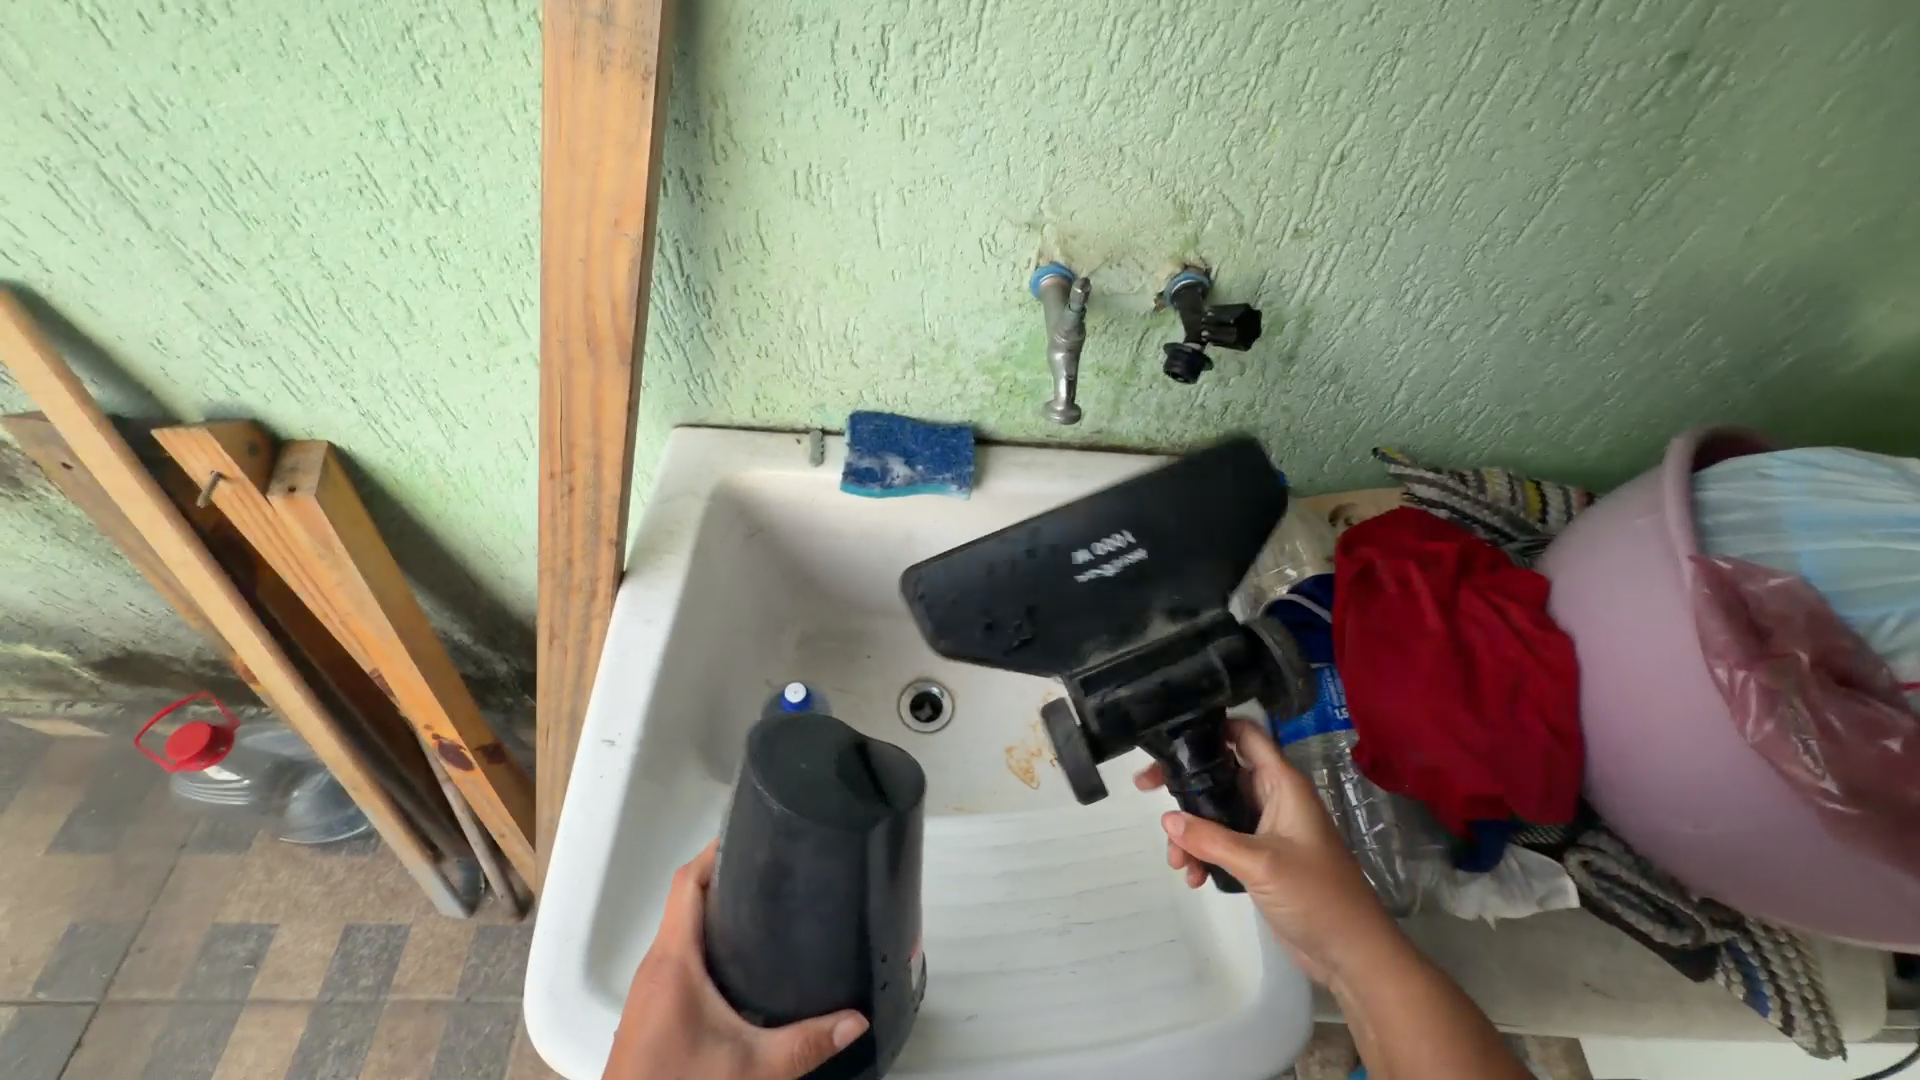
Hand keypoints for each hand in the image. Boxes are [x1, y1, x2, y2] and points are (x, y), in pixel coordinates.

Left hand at [602, 841, 868, 1079]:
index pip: (688, 883)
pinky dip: (706, 939)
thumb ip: (805, 1042)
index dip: (717, 851)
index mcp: (674, 962)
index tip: (752, 834)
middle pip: (686, 898)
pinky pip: (678, 953)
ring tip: (765, 900)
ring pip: (681, 927)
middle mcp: (656, 966)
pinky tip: (740, 955)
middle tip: (774, 865)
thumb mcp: (751, 1068)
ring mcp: (650, 987)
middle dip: (727, 875)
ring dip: (716, 908)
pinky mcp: (652, 1007)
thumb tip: (855, 1020)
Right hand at [1134, 718, 1402, 985]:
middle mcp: (1273, 798)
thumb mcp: (1260, 862)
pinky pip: (1221, 842)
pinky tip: (1194, 878)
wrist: (1353, 954)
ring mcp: (1266, 828)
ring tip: (1177, 861)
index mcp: (1282, 784)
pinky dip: (1203, 854)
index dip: (1211, 727)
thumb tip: (1166, 819)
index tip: (1171, 735)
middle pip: (1220, 774)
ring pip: (1215, 812)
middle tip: (1146, 788)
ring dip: (1191, 831)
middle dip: (1184, 785)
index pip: (1245, 735)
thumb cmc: (1317, 896)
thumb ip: (1210, 838)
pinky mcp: (1260, 857)